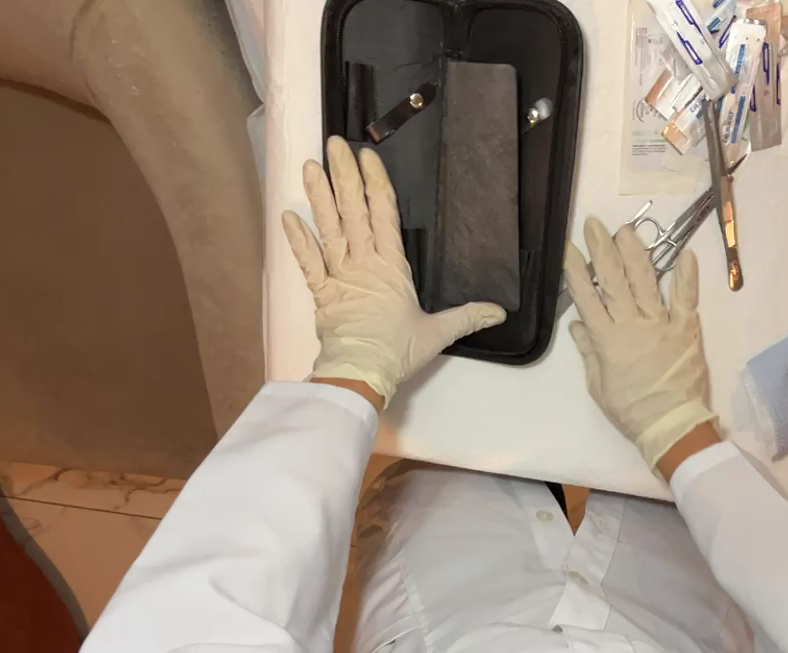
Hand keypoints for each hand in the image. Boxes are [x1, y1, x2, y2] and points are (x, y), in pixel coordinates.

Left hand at [283, 136, 506, 404]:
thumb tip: (499, 312)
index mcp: (392, 267)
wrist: (361, 373)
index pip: (383, 215)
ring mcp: (339, 276)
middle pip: (353, 212)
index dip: (375, 183)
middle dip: (344, 176)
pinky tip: (288, 217)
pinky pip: (308, 262)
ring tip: (309, 165)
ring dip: (319, 197)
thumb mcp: (438, 333)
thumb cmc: (399, 351)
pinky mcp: (322, 293)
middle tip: (335, 143)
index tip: (367, 156)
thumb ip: (467, 317)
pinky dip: (298, 241)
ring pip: (329, 229)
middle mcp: (363, 263)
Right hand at [563, 218, 716, 468]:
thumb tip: (578, 325)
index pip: (587, 298)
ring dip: (635, 253)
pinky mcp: (686, 329)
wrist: (670, 424)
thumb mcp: (598, 387)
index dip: (576, 271)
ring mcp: (661, 323)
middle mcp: (632, 324)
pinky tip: (684, 253)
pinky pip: (686, 298)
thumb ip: (588, 353)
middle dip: (602, 249)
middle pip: (613, 280)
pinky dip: (685, 276)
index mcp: (607, 340)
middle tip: (593, 224)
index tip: (568, 248)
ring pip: (645, 281)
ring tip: (626, 230)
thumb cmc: (630, 410)